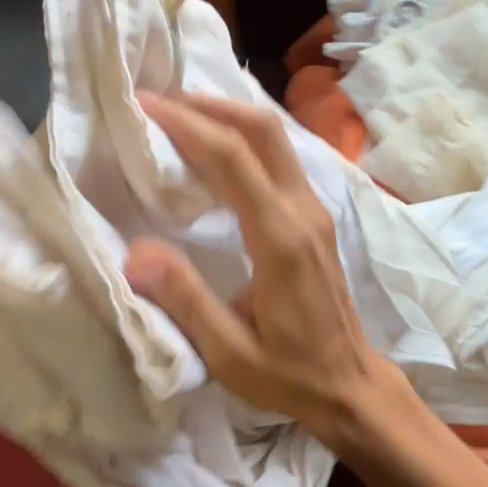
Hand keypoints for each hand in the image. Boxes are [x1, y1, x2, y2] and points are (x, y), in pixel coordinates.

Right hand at [123, 91, 402, 440]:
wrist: (352, 386)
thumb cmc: (289, 374)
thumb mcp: (229, 352)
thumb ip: (185, 299)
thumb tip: (135, 252)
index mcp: (280, 238)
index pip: (234, 158)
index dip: (189, 124)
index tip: (147, 104)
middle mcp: (302, 210)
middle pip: (262, 130)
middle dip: (210, 106)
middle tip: (160, 100)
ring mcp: (314, 210)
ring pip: (275, 138)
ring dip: (229, 116)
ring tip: (180, 114)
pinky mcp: (315, 217)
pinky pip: (280, 157)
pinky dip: (245, 138)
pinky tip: (216, 147)